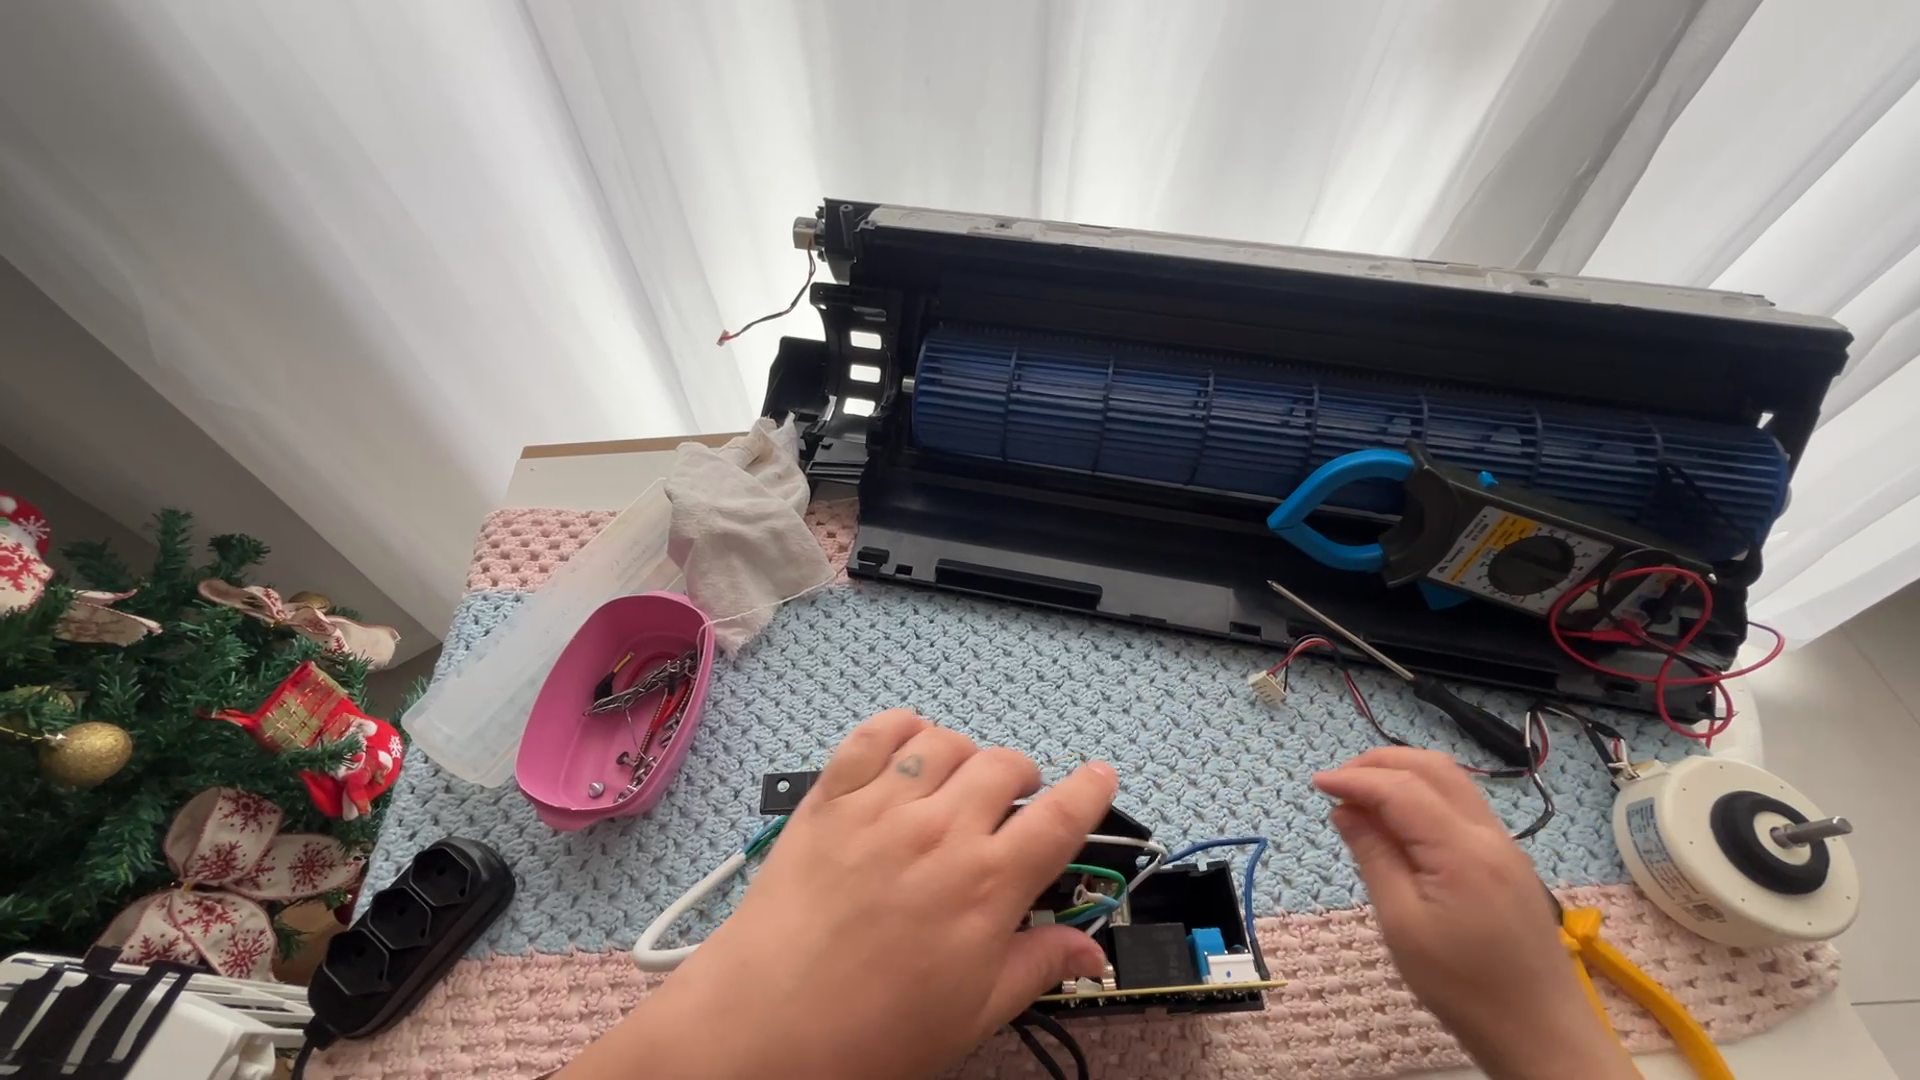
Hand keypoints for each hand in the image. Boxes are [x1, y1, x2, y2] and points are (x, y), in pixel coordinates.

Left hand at [561, 709, 1116, 1079]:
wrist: (761, 1029)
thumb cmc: (869, 1035)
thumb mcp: (971, 1014)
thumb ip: (1036, 966)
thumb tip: (1091, 950)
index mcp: (984, 888)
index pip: (1059, 819)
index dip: (1091, 791)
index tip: (1101, 777)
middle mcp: (939, 833)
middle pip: (1004, 766)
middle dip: (1022, 777)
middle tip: (1013, 802)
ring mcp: (882, 807)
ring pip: (945, 742)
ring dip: (964, 755)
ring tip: (957, 782)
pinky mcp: (832, 796)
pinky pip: (875, 733)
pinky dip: (901, 727)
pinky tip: (908, 748)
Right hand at [1313, 747, 1638, 1079]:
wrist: (1544, 1037)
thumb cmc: (1462, 986)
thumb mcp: (1401, 923)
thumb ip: (1373, 856)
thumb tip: (1346, 810)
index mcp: (1463, 850)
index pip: (1401, 789)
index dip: (1354, 779)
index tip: (1316, 784)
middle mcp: (1489, 835)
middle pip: (1431, 768)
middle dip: (1378, 764)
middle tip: (1338, 784)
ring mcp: (1504, 846)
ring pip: (1450, 781)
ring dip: (1401, 775)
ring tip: (1362, 797)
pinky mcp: (1507, 862)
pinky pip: (1460, 805)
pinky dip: (1421, 795)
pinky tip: (1397, 822)